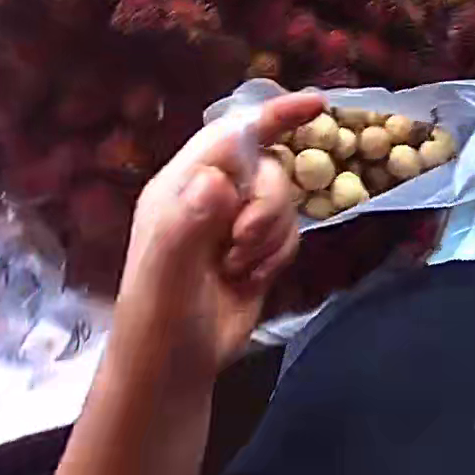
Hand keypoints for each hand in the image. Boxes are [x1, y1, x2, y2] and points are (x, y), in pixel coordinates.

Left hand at [117, 92, 325, 372]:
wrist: (174, 369)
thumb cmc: (158, 321)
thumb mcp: (166, 277)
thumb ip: (187, 226)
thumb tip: (217, 180)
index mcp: (181, 185)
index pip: (233, 134)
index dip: (274, 115)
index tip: (317, 105)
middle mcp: (212, 194)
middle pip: (269, 169)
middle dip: (267, 208)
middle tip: (241, 245)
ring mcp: (235, 220)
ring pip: (284, 200)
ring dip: (271, 237)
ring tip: (239, 269)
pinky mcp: (258, 246)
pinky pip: (291, 230)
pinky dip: (279, 254)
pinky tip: (251, 279)